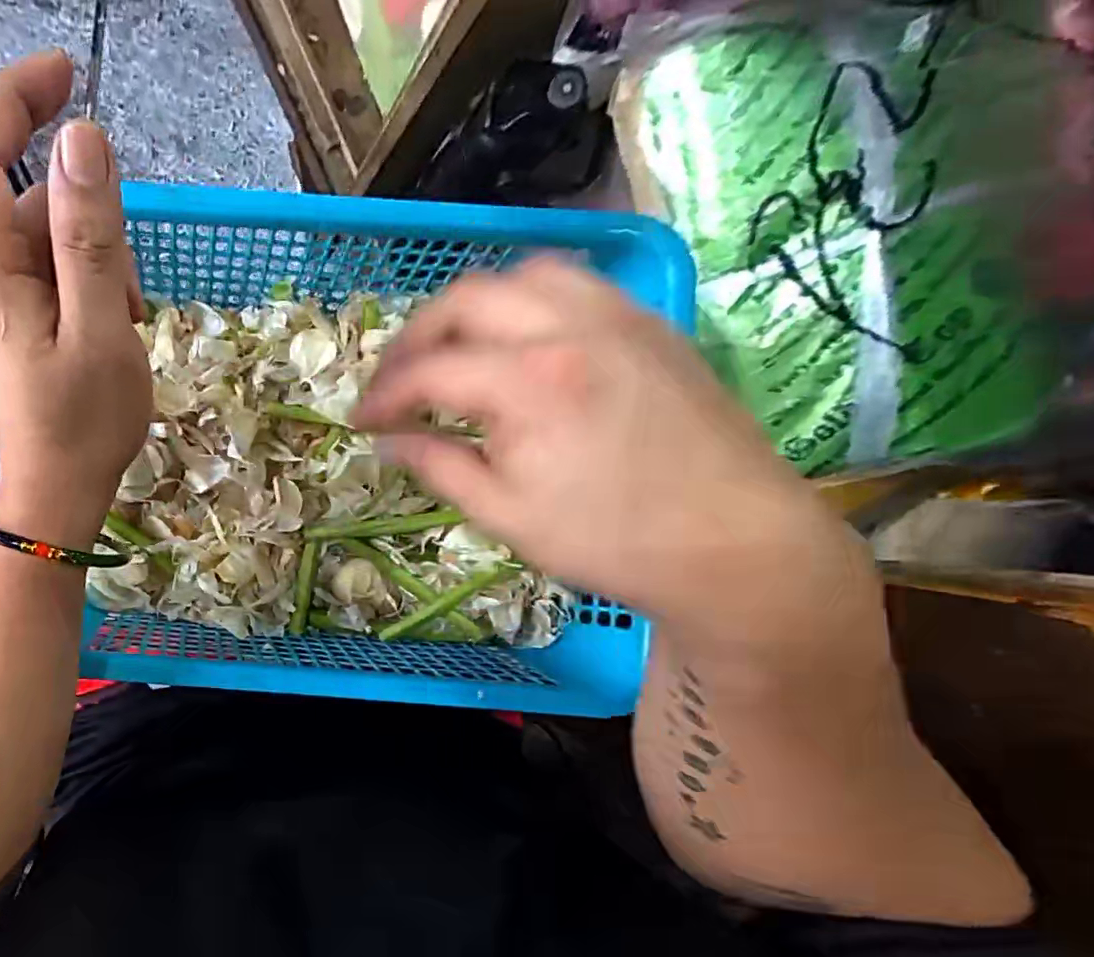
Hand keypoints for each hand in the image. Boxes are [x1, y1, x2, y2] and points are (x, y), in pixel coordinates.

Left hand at [0, 50, 150, 549]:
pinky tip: (106, 329)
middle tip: (130, 283)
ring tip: (124, 321)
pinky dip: (79, 286)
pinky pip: (39, 277)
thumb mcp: (101, 327)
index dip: (13, 100)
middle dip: (83, 220)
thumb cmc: (84, 422)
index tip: (67, 75)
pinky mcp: (1, 327)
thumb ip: (90, 235)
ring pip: (37, 242)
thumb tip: (81, 140)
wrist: (56, 495)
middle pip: (19, 201)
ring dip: (90, 262)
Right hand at [353, 257, 869, 643]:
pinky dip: (527, 300)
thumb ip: (437, 466)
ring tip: (453, 349)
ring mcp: (619, 318)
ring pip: (523, 274)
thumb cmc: (610, 540)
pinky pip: (575, 284)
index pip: (429, 371)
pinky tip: (519, 340)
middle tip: (396, 379)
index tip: (360, 421)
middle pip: (466, 298)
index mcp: (530, 383)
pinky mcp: (650, 325)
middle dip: (414, 337)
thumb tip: (387, 443)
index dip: (383, 395)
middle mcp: (571, 329)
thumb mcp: (503, 514)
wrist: (734, 545)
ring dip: (472, 307)